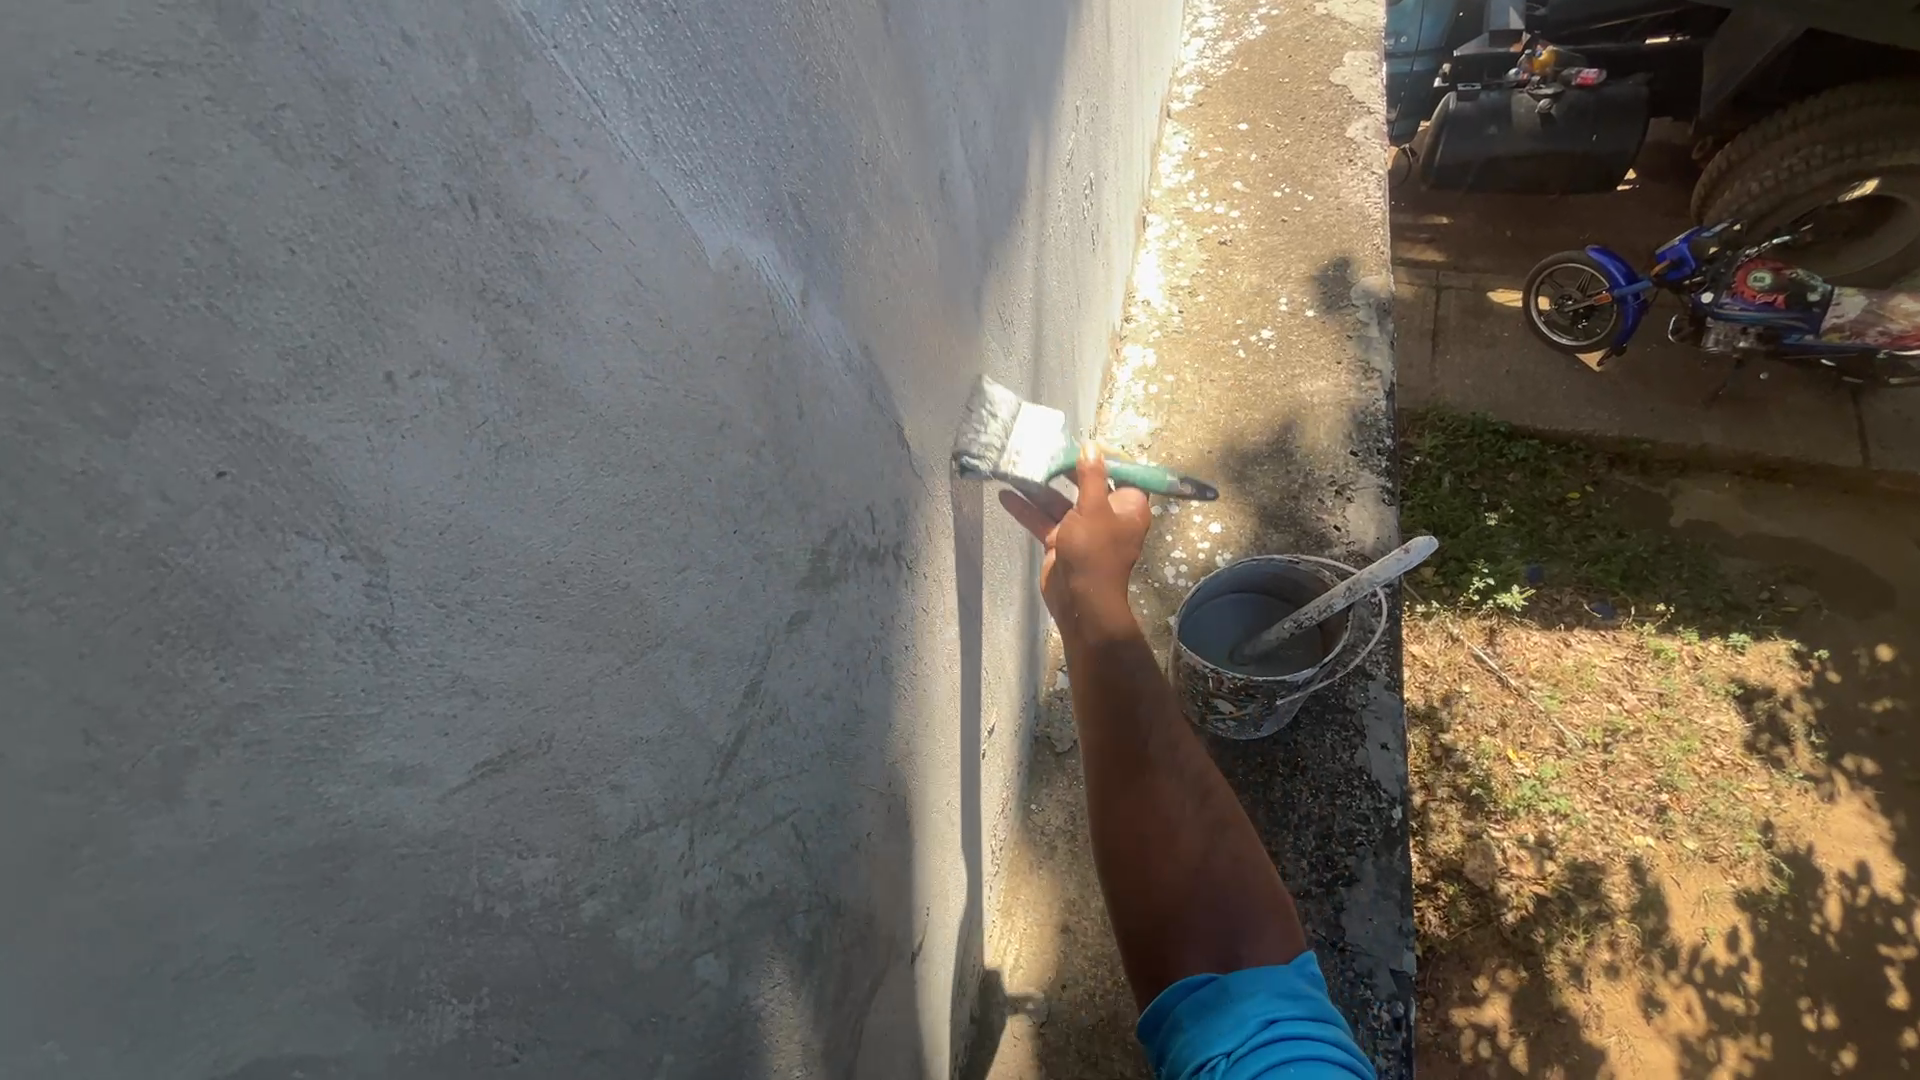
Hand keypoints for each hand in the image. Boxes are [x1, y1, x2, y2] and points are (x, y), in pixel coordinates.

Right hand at [998, 443, 1153, 642]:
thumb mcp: (1094, 508)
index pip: (1121, 474)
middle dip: (1065, 469)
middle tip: (1045, 450)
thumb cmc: (1095, 551)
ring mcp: (1081, 530)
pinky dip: (1027, 509)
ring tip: (1018, 468)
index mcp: (1127, 507)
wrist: (1079, 600)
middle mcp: (1106, 516)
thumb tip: (1091, 446)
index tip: (1085, 442)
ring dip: (1039, 488)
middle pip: (1085, 485)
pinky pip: (1043, 520)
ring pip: (1059, 502)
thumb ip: (1091, 476)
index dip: (1104, 457)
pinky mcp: (1060, 542)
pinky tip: (1005, 495)